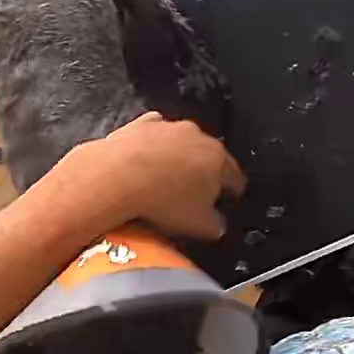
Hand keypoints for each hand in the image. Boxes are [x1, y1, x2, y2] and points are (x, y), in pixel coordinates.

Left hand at [57, 112, 245, 239]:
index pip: (236, 180)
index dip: (231, 196)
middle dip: (204, 178)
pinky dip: (152, 150)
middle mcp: (199, 138)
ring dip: (178, 163)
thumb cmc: (159, 198)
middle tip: (191, 200)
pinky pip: (153, 138)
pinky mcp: (142, 125)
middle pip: (209, 160)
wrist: (116, 177)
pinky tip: (144, 168)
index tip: (224, 204)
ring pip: (182, 147)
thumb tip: (216, 225)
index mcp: (220, 161)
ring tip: (163, 188)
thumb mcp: (201, 227)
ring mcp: (170, 129)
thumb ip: (217, 225)